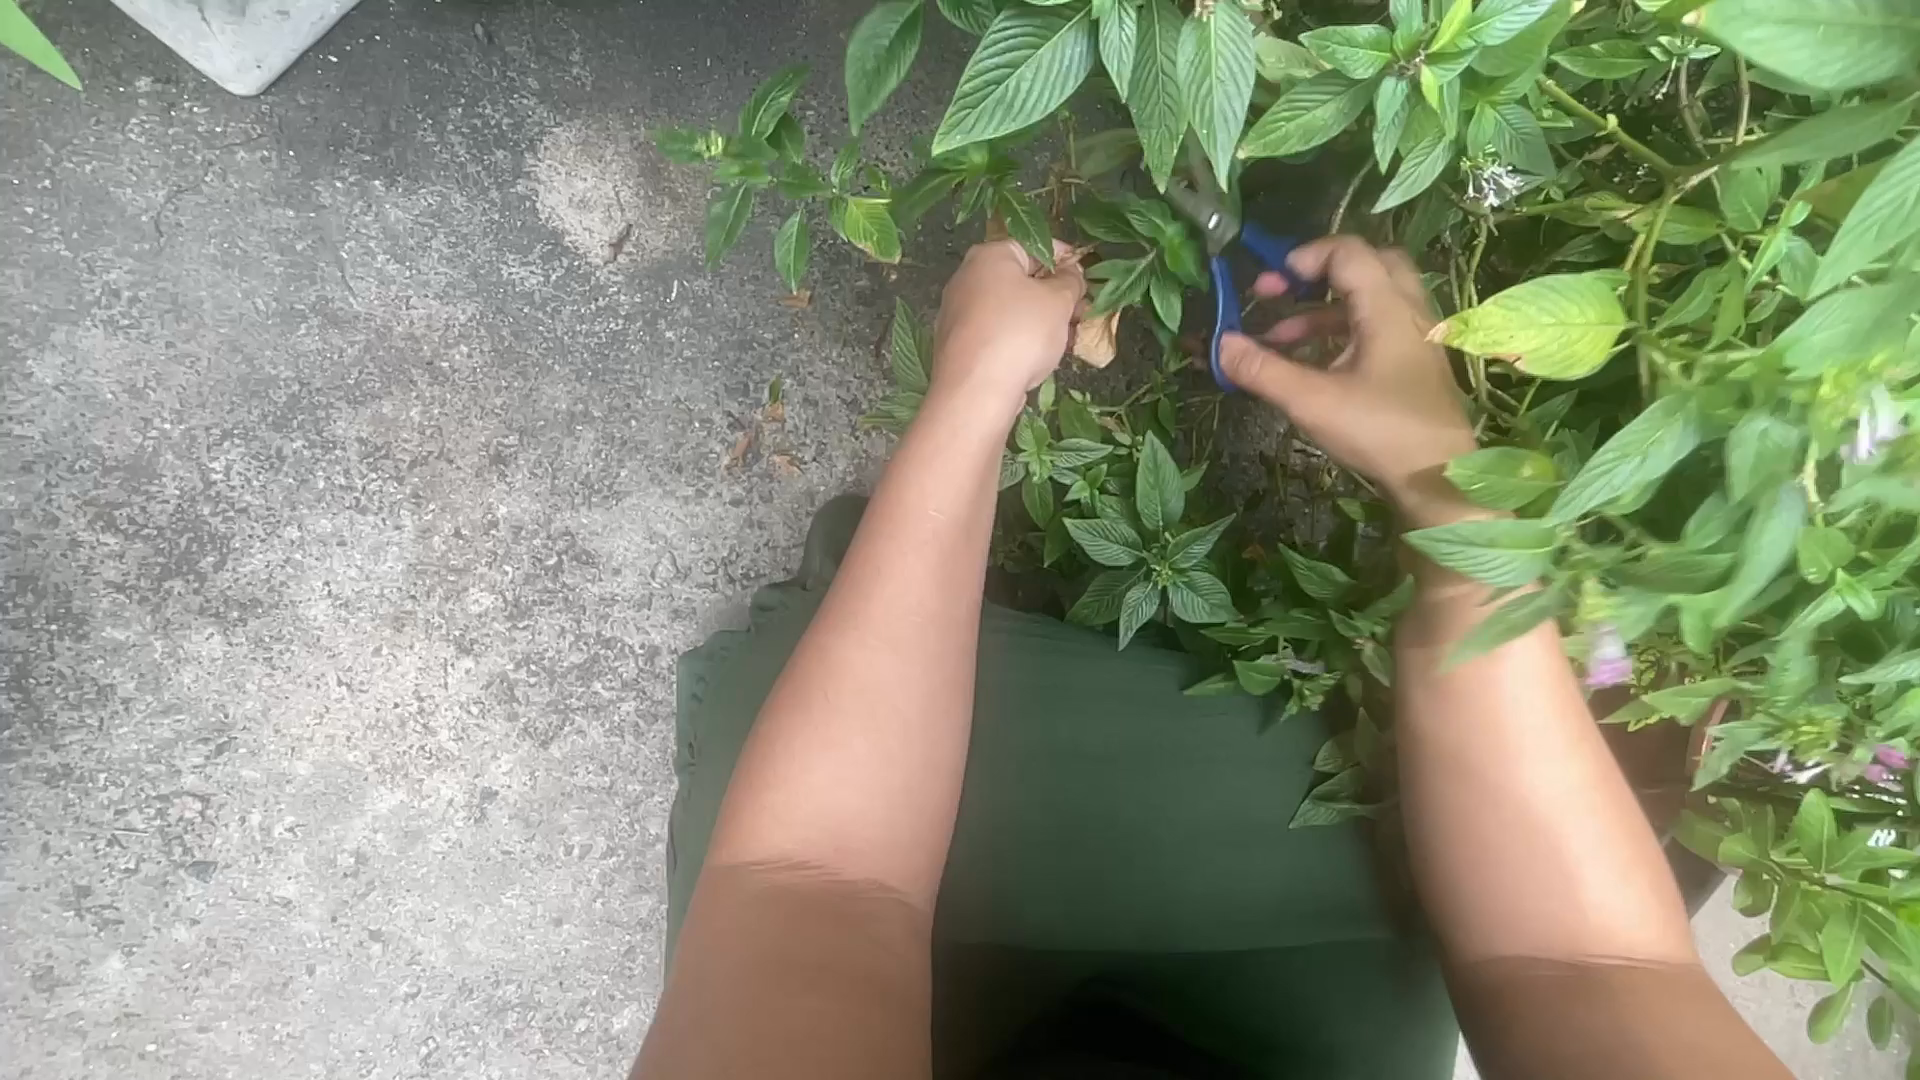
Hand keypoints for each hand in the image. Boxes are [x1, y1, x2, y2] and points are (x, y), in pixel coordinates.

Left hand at [931, 239, 1083, 416]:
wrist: (975, 391)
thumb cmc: (1020, 334)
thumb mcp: (1058, 301)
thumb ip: (1070, 281)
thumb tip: (1072, 273)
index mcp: (989, 256)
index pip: (1035, 245)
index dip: (1065, 259)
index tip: (1086, 278)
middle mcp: (966, 279)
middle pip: (1020, 280)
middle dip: (1054, 295)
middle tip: (1081, 313)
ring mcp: (957, 314)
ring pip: (1009, 309)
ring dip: (1039, 320)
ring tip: (1066, 339)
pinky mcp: (957, 346)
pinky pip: (996, 333)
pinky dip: (1018, 340)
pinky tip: (1038, 358)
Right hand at [1219, 237, 1477, 526]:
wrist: (1438, 474)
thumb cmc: (1378, 430)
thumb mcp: (1311, 401)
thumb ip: (1263, 370)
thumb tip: (1221, 345)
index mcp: (1388, 308)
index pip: (1348, 253)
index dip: (1304, 257)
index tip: (1269, 283)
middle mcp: (1407, 311)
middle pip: (1367, 264)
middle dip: (1318, 273)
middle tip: (1280, 293)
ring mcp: (1413, 337)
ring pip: (1369, 299)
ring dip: (1321, 308)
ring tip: (1277, 337)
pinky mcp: (1411, 362)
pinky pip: (1373, 327)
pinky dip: (1337, 332)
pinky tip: (1307, 361)